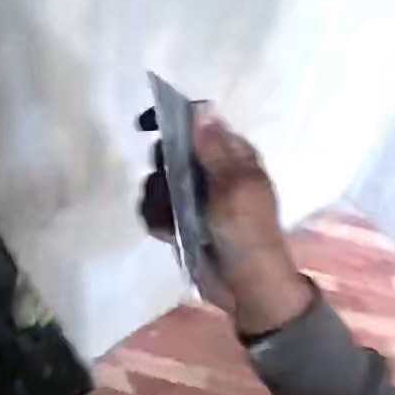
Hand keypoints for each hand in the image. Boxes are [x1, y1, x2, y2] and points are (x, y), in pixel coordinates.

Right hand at [139, 107, 312, 336]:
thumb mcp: (234, 187)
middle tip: (172, 184)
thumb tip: (203, 108)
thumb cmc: (247, 232)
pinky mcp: (180, 220)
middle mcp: (211, 170)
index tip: (147, 125)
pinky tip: (168, 232)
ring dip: (158, 199)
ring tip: (173, 218)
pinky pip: (154, 208)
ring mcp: (195, 196)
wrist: (246, 286)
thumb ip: (214, 150)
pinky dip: (157, 219)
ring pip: (158, 180)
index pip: (199, 122)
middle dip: (163, 166)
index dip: (173, 118)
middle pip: (171, 149)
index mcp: (232, 155)